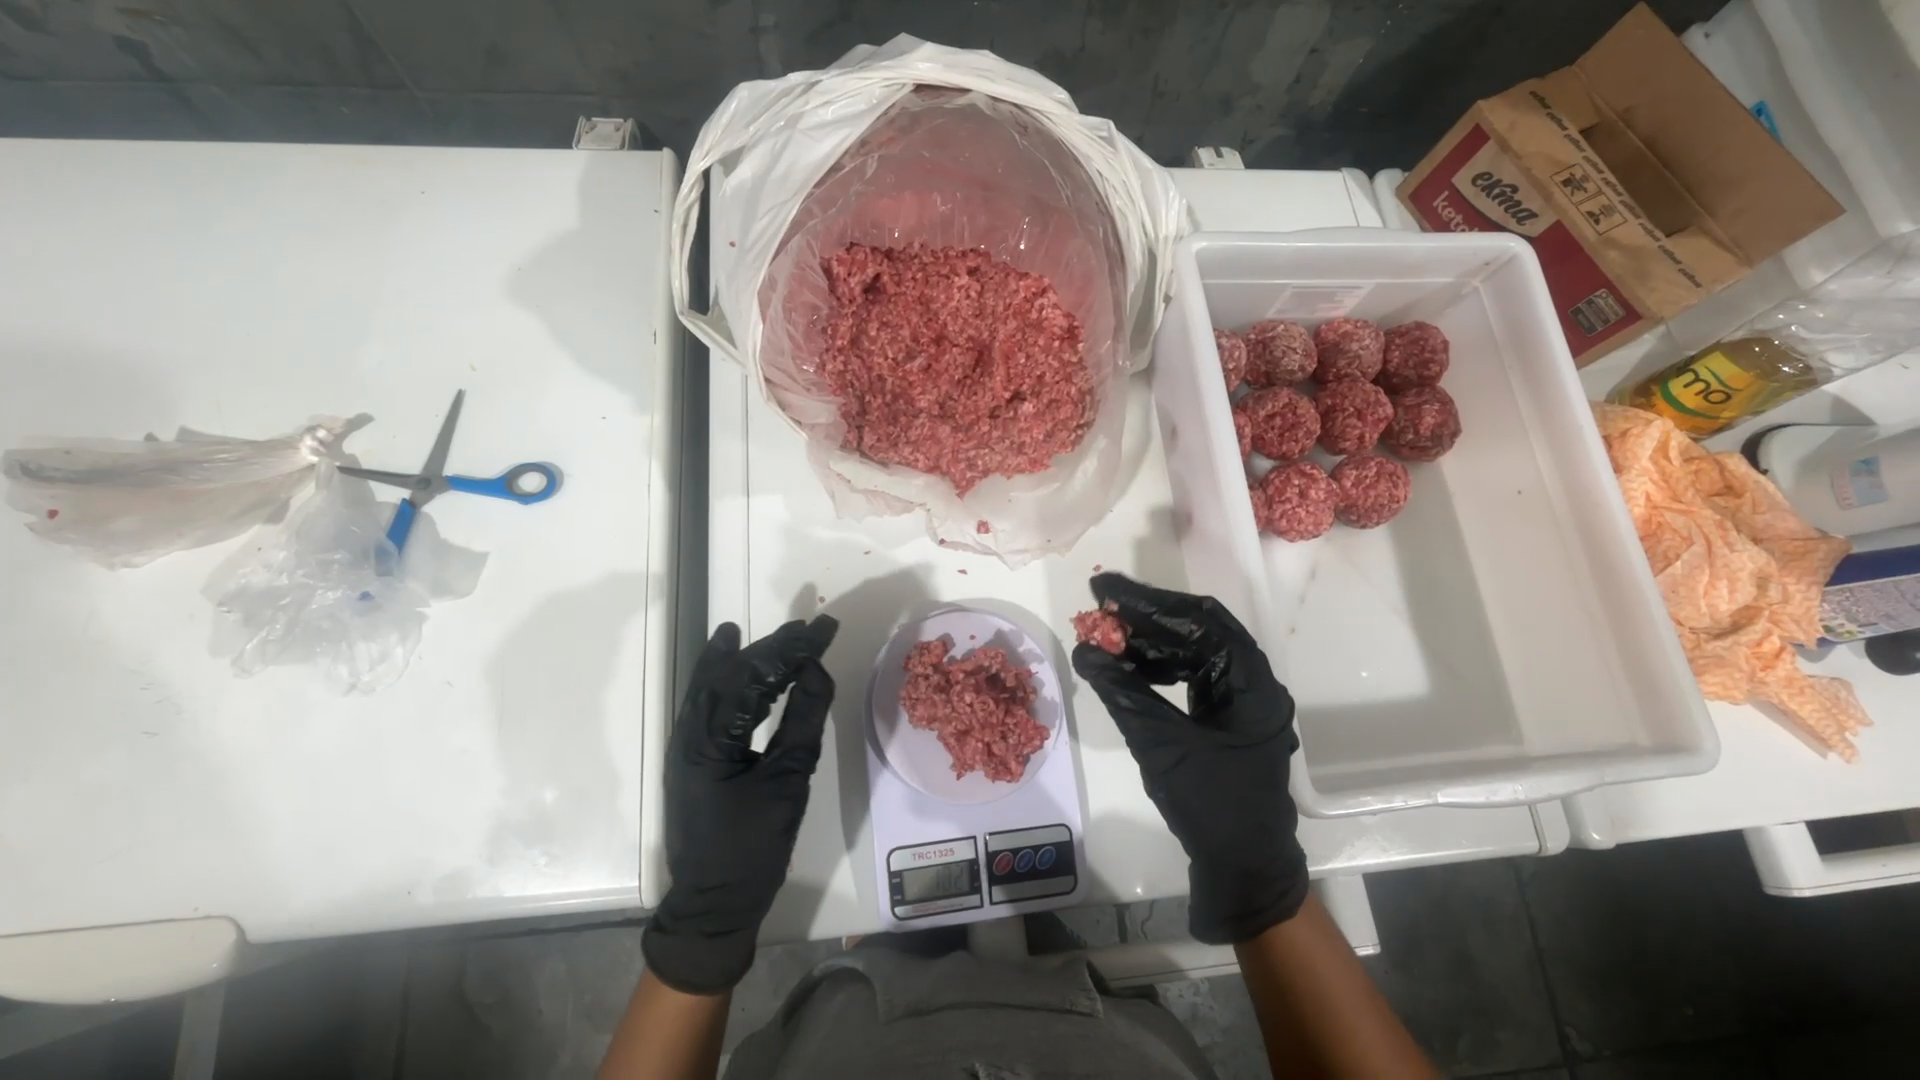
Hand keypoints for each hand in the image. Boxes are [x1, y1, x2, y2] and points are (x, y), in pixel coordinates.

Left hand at [642, 617, 838, 994]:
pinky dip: (724, 674)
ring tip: (780, 634)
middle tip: (810, 628)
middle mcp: (690, 731)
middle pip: (731, 672)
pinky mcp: (692, 754)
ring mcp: (685, 742)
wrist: (711, 903)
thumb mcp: (788, 784)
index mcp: (711, 738)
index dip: (792, 648)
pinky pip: (707, 701)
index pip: (754, 676)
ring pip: (714, 682)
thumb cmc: (751, 849)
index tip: (824, 628)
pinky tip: (731, 656)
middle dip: (773, 647)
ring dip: (748, 655)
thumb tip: (815, 670)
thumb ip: (802, 722)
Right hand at [1071, 573, 1307, 943]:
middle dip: (1146, 617)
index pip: (1199, 620)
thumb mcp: (1162, 747)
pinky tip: (1125, 669)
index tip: (1106, 589)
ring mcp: (1238, 699)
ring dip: (1148, 643)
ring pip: (1190, 652)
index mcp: (1249, 680)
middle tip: (1099, 605)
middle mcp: (1250, 680)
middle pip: (1196, 630)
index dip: (1150, 601)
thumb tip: (1085, 652)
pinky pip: (1188, 677)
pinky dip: (1156, 669)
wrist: (1246, 867)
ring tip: (1105, 637)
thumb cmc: (1212, 806)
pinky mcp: (1223, 717)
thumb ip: (1124, 694)